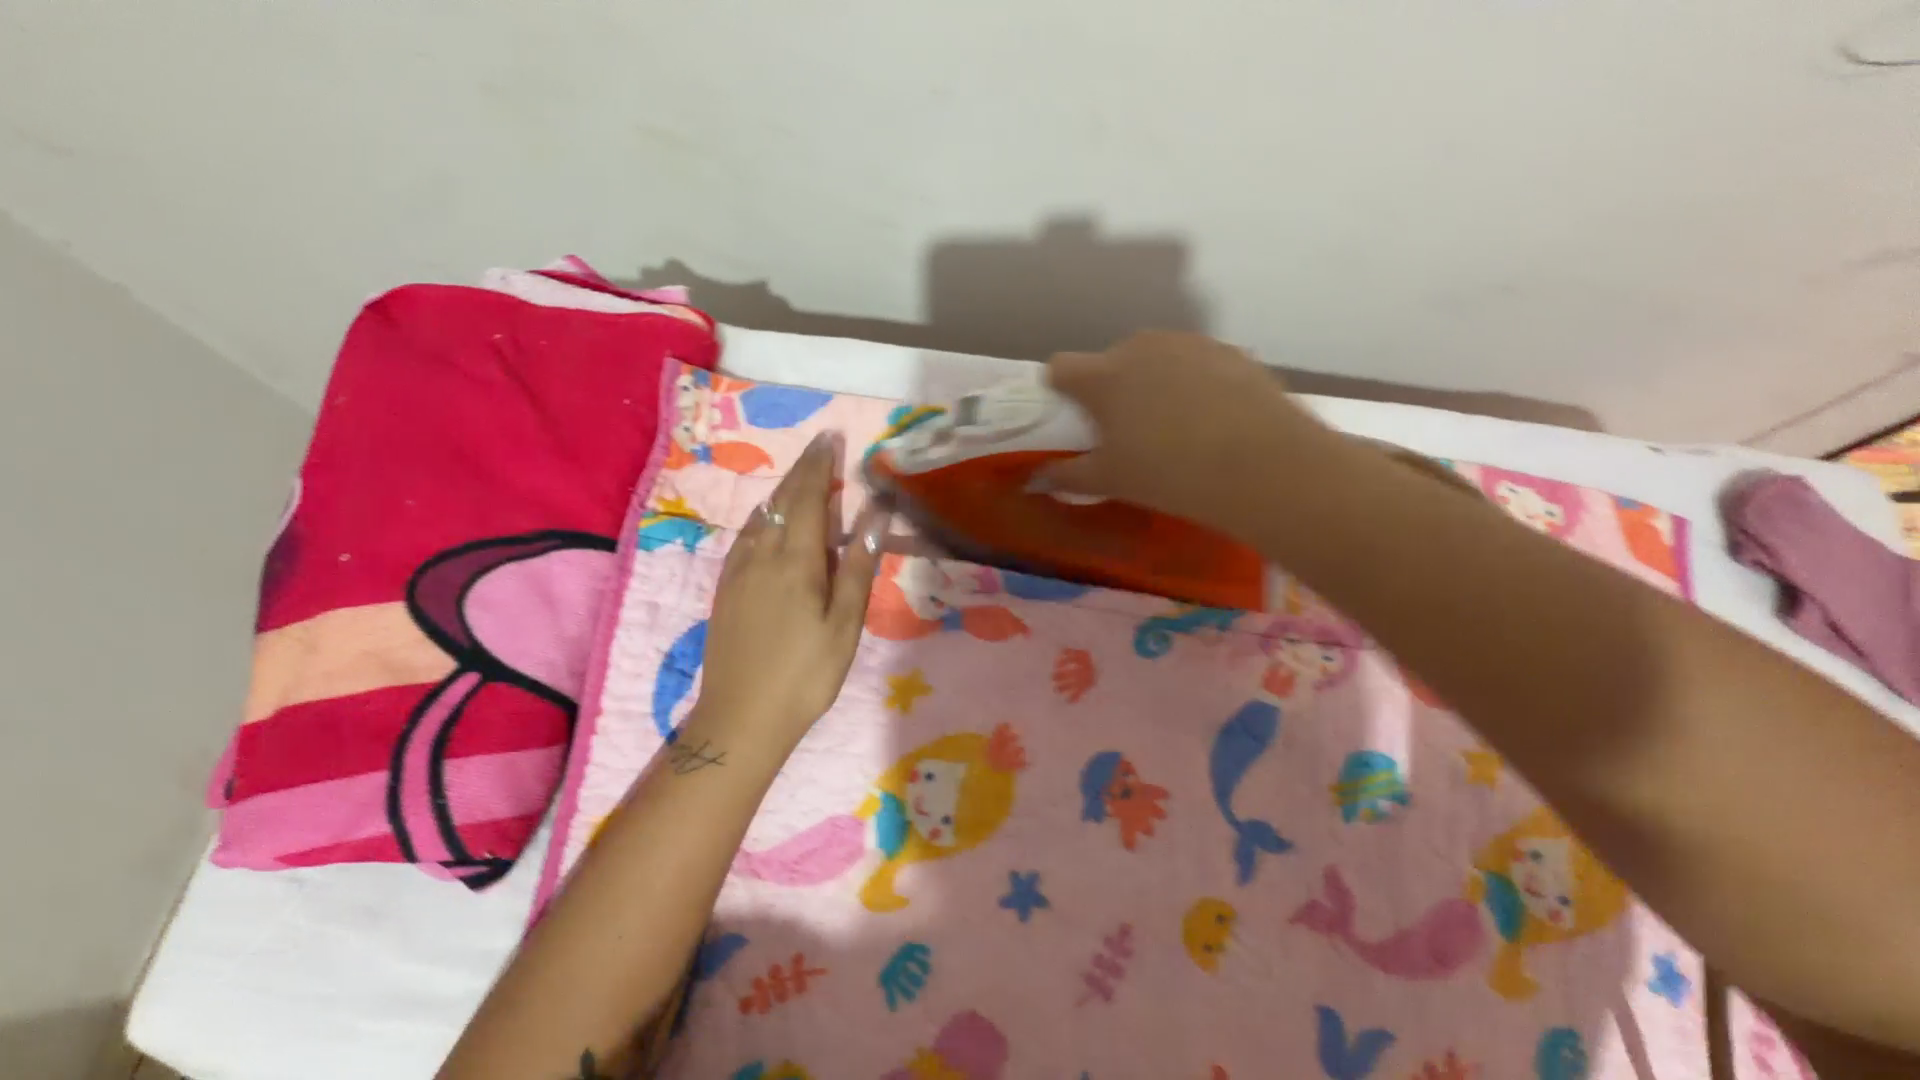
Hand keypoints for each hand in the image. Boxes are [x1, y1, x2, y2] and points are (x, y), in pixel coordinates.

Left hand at [692, 433, 891, 742]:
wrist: (739, 718)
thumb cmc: (805, 675)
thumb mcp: (845, 623)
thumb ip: (859, 564)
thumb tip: (877, 510)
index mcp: (794, 560)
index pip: (809, 496)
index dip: (821, 464)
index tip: (833, 437)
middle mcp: (761, 554)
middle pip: (783, 499)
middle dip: (804, 469)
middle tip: (823, 447)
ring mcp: (737, 571)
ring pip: (762, 516)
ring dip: (784, 492)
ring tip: (805, 481)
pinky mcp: (725, 588)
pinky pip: (747, 536)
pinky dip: (766, 517)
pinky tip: (772, 524)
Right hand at [1040, 332, 1333, 533]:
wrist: (1261, 464)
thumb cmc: (1168, 473)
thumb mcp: (1111, 481)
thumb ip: (1067, 476)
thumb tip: (1033, 481)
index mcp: (1102, 375)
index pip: (1060, 367)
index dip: (1060, 390)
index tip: (1073, 417)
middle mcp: (1141, 347)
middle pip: (1111, 359)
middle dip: (1113, 387)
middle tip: (1128, 431)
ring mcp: (1190, 344)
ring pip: (1158, 358)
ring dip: (1156, 383)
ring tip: (1176, 427)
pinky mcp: (1232, 352)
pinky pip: (1199, 365)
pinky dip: (1197, 385)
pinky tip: (1215, 421)